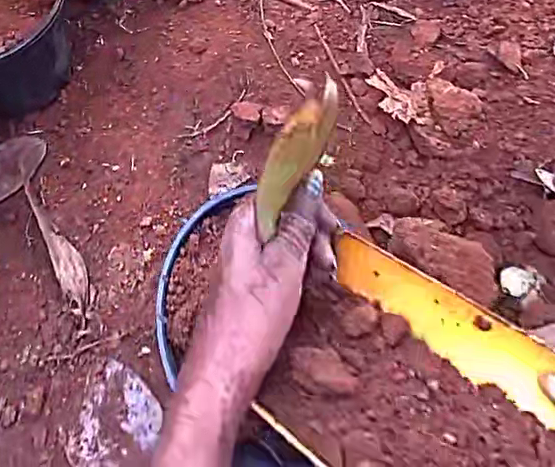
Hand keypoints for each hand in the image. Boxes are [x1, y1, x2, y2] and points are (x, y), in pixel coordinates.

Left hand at [157, 181, 337, 466]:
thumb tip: (311, 182)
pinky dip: (297, 268)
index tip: (332, 226)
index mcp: (244, 220)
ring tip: (324, 275)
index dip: (310, 203)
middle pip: (284, 213)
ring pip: (284, 237)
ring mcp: (244, 255)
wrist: (223, 372)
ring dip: (308, 251)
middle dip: (313, 230)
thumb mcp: (285, 266)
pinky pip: (278, 259)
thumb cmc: (251, 319)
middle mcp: (241, 231)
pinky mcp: (249, 278)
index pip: (281, 190)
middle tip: (329, 258)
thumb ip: (299, 223)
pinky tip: (310, 284)